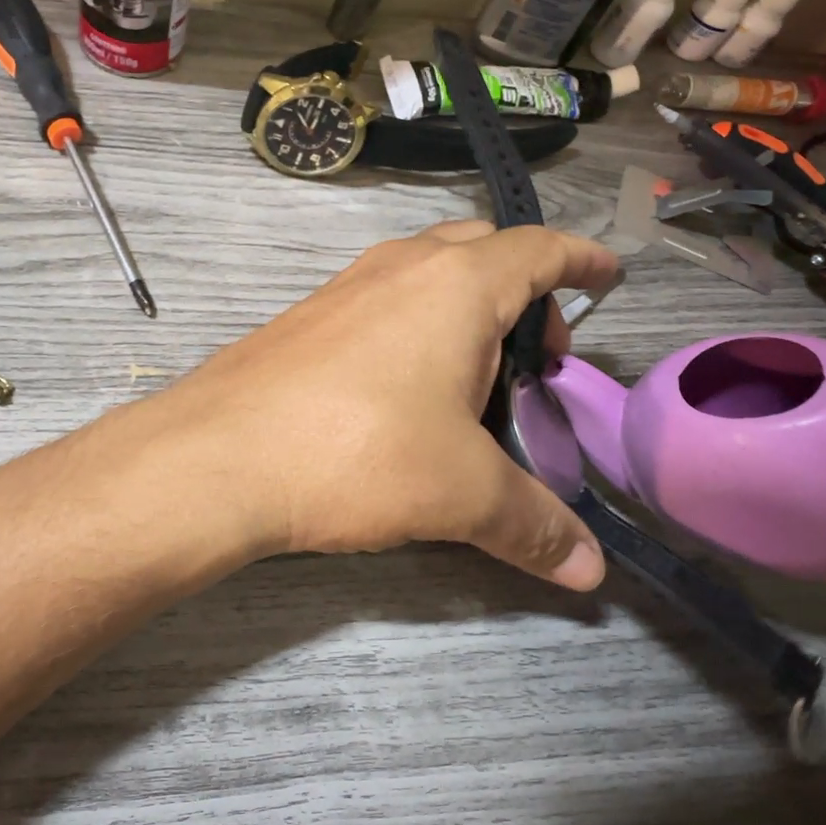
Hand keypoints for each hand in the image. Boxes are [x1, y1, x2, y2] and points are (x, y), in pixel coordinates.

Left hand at [157, 221, 618, 589]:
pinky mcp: (303, 320)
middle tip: (539, 354)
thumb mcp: (460, 493)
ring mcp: (343, 290)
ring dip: (461, 310)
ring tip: (474, 379)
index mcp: (454, 285)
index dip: (581, 260)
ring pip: (423, 276)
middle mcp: (398, 268)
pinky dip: (411, 328)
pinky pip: (379, 304)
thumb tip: (591, 574)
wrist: (217, 457)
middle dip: (522, 290)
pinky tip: (402, 391)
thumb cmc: (356, 453)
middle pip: (479, 252)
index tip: (608, 275)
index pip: (537, 250)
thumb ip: (532, 526)